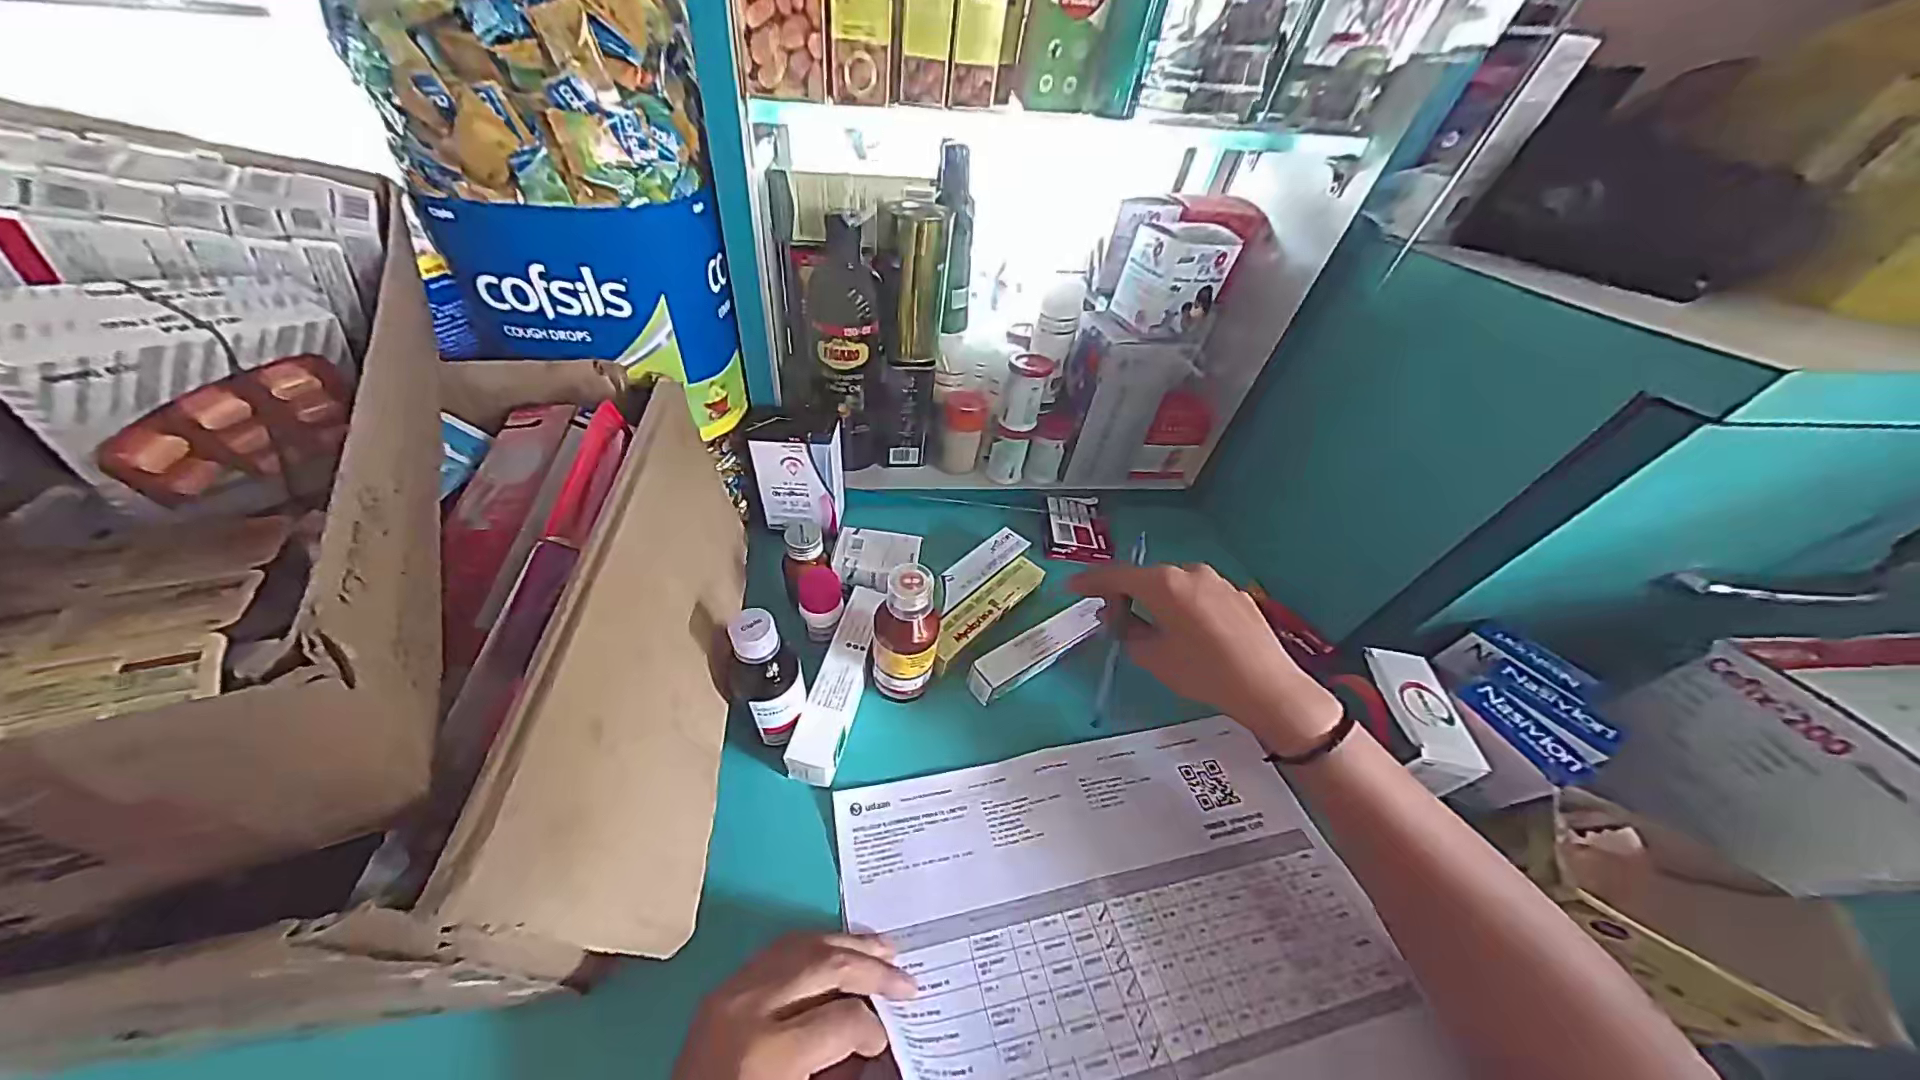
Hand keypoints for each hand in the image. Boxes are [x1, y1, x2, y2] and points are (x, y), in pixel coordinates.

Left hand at [673, 934, 916, 1079]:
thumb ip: (840, 1068)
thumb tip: (878, 1039)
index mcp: (767, 1054)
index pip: (843, 1020)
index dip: (876, 1028)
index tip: (889, 1037)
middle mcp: (749, 1009)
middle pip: (827, 965)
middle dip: (874, 968)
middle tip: (906, 979)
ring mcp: (731, 991)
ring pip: (803, 944)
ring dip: (847, 944)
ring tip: (882, 949)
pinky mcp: (722, 987)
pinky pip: (777, 949)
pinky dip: (814, 944)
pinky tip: (837, 949)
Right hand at [1071, 562, 1341, 755]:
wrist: (1267, 687)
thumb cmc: (1202, 672)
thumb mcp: (1153, 656)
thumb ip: (1126, 630)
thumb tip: (1114, 615)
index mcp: (1163, 584)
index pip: (1116, 575)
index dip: (1090, 581)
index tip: (1072, 587)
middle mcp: (1188, 572)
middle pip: (1145, 577)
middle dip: (1124, 593)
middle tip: (1110, 615)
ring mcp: (1215, 581)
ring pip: (1172, 584)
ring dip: (1154, 598)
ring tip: (1148, 625)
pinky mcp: (1235, 594)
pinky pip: (1196, 593)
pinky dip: (1180, 604)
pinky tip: (1185, 630)